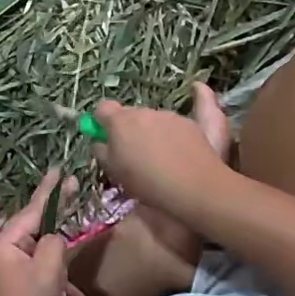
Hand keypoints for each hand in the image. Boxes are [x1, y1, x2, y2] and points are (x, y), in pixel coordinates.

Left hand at [0, 170, 89, 295]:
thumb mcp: (49, 271)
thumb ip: (54, 243)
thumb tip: (54, 237)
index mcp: (4, 243)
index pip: (32, 210)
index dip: (49, 190)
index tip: (60, 170)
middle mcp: (1, 252)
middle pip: (36, 231)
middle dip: (58, 233)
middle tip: (76, 193)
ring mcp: (6, 271)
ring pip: (42, 256)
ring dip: (60, 271)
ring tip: (71, 290)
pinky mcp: (14, 287)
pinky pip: (40, 276)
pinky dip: (57, 286)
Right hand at [91, 83, 233, 226]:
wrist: (194, 187)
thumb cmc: (146, 182)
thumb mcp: (113, 171)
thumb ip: (101, 151)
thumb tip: (101, 141)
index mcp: (119, 121)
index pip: (103, 108)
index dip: (101, 120)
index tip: (105, 135)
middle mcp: (144, 112)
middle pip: (129, 114)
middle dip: (127, 128)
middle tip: (132, 152)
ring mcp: (168, 115)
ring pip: (152, 119)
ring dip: (150, 131)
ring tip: (157, 156)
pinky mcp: (189, 123)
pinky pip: (173, 124)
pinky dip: (170, 134)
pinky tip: (176, 152)